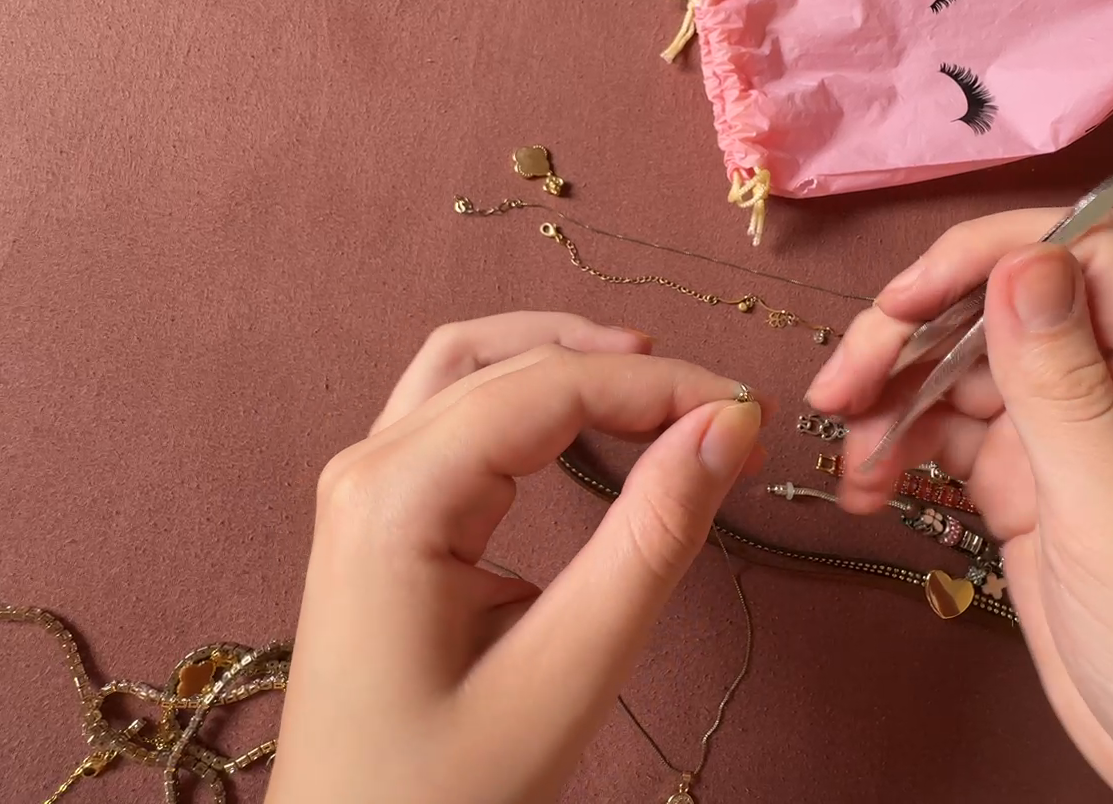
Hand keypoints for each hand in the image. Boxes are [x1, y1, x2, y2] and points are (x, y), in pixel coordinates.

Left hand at [268, 312, 765, 802]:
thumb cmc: (443, 794)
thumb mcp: (566, 675)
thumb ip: (651, 537)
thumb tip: (725, 427)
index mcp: (395, 495)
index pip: (548, 388)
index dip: (658, 387)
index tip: (745, 410)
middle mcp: (370, 463)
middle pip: (514, 364)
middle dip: (625, 373)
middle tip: (716, 408)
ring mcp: (367, 477)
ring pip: (476, 362)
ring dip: (566, 354)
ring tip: (650, 375)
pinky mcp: (384, 501)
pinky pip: (458, 401)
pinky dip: (530, 382)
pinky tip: (574, 401)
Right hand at [806, 212, 1112, 803]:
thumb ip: (1069, 392)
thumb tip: (1023, 264)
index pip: (1082, 259)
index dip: (986, 255)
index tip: (904, 302)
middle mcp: (1111, 394)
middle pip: (993, 312)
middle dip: (906, 336)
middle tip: (837, 389)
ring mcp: (1061, 442)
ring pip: (955, 376)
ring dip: (887, 400)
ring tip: (847, 455)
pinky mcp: (1021, 489)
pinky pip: (943, 443)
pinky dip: (896, 455)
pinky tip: (868, 493)